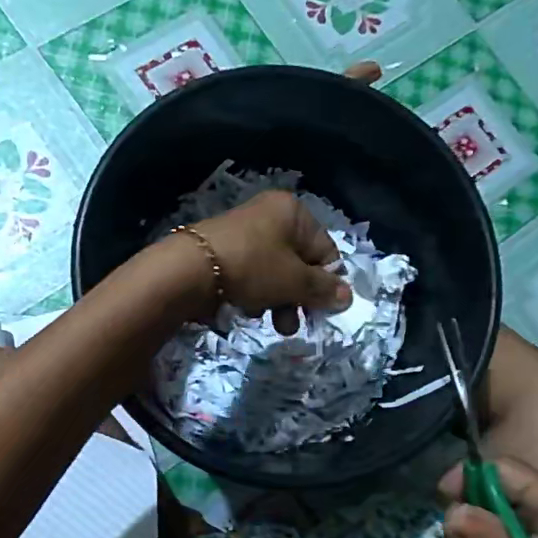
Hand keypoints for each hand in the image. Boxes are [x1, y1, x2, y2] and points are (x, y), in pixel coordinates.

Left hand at [188, 190, 351, 333]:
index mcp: (293, 212)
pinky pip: (254, 274)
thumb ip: (325, 290)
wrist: (189, 271)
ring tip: (271, 322)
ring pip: (277, 272)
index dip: (327, 284)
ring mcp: (246, 231)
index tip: (321, 311)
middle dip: (300, 298)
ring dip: (279, 301)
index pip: (326, 251)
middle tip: (294, 325)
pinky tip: (248, 309)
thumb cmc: (254, 268)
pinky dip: (256, 293)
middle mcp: (271, 215)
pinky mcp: (226, 249)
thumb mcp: (296, 281)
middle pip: (300, 263)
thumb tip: (348, 297)